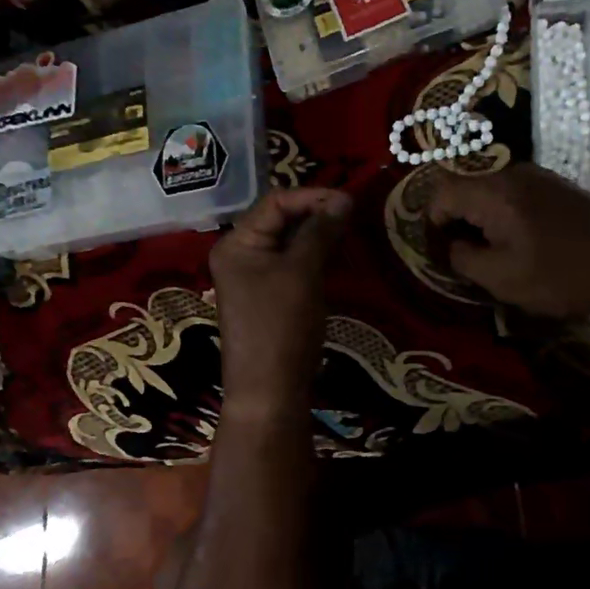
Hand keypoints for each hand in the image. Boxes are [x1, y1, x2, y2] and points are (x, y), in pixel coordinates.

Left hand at [209, 187, 351, 415]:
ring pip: (288, 245)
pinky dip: (313, 259)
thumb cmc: (281, 327)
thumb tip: (343, 198)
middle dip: (316, 215)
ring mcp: (252, 280)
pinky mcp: (269, 300)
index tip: (350, 201)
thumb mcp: (302, 273)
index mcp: (236, 244)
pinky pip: (291, 267)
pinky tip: (336, 260)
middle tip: (353, 217)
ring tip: (349, 235)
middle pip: (279, 221)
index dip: (312, 196)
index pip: (274, 202)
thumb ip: (320, 232)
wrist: (269, 392)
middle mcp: (239, 256)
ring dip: (317, 237)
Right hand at [428, 164, 589, 318]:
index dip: (431, 224)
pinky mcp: (556, 187)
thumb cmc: (562, 275)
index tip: (440, 254)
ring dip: (480, 223)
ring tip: (493, 257)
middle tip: (464, 260)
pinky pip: (511, 197)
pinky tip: (521, 247)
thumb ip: (462, 258)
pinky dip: (503, 219)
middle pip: (464, 190)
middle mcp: (513, 173)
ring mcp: (538, 177)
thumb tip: (451, 246)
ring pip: (488, 194)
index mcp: (495, 193)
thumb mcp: (500, 278)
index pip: (440, 194)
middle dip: (456, 224)